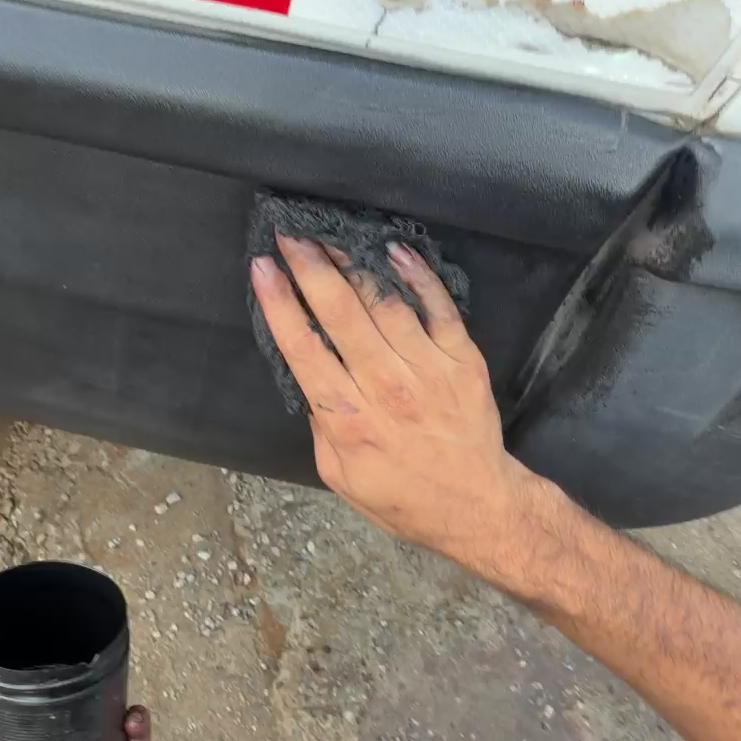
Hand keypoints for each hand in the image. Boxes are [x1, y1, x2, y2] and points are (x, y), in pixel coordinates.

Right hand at [249, 235, 566, 581]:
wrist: (477, 507)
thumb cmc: (401, 494)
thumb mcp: (337, 474)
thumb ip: (320, 422)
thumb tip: (310, 375)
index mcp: (347, 419)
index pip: (303, 348)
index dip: (279, 303)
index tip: (262, 268)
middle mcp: (385, 387)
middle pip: (339, 314)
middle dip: (310, 267)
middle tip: (290, 234)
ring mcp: (428, 369)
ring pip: (384, 302)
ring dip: (352, 262)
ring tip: (330, 233)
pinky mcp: (462, 359)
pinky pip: (438, 307)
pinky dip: (416, 275)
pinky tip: (393, 248)